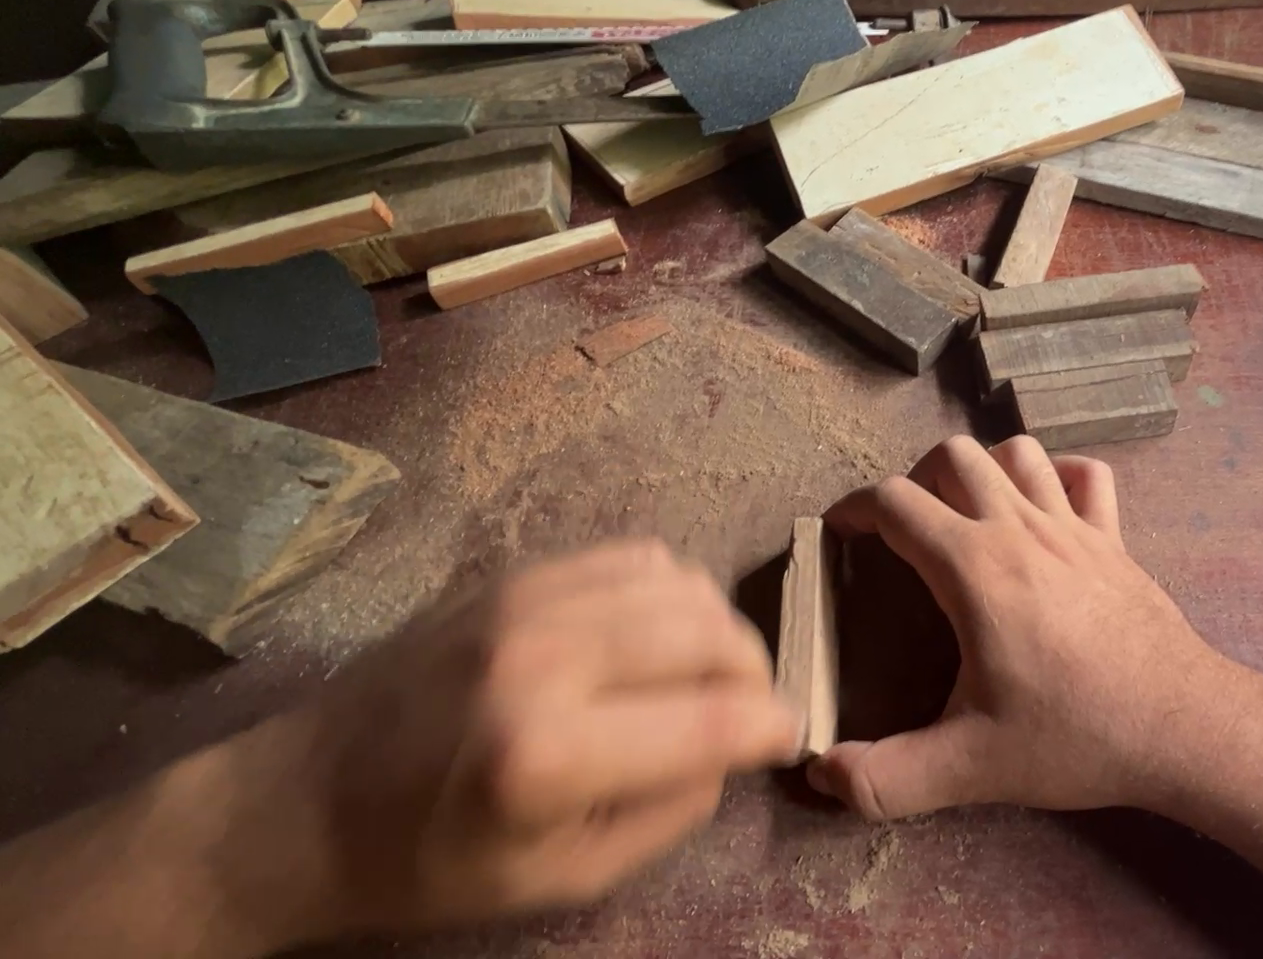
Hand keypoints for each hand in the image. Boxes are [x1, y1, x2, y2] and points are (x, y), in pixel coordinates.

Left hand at [224, 540, 799, 943]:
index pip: (717, 720)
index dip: (775, 725)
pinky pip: (643, 557)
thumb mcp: (567, 878)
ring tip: (705, 669)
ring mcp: (533, 600)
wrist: (302, 800)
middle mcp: (548, 657)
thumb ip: (674, 809)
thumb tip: (738, 740)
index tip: (789, 733)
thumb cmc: (434, 859)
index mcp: (549, 756)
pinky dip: (674, 594)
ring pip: (687, 586)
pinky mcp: (522, 571)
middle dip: (757, 674)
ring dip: (719, 631)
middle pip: (713, 636)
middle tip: (750, 706)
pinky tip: (655, 632)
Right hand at [809, 435, 1229, 819]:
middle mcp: (1020, 527)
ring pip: (1017, 451)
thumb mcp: (969, 767)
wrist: (1183, 727)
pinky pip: (1087, 475)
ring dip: (983, 467)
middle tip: (907, 529)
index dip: (854, 509)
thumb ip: (885, 779)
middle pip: (953, 455)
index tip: (841, 533)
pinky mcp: (1114, 538)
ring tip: (969, 510)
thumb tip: (823, 772)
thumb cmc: (1075, 735)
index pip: (896, 503)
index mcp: (974, 567)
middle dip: (915, 479)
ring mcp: (1074, 525)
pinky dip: (1059, 475)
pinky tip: (1047, 508)